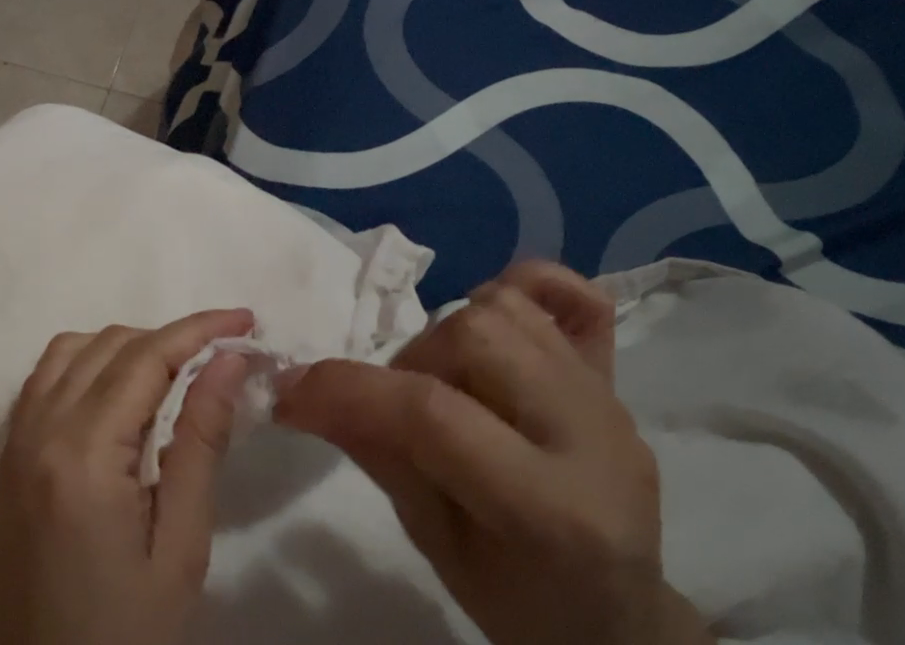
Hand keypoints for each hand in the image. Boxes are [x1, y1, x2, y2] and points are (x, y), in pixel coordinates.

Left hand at [0, 309, 254, 644]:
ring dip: (126, 347)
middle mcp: (38, 429)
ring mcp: (14, 440)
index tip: (246, 319)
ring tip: (175, 374)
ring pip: (70, 350)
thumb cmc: (124, 632)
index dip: (199, 329)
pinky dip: (87, 364)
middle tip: (222, 357)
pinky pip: (44, 379)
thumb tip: (228, 362)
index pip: (146, 358)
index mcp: (83, 453)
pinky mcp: (6, 457)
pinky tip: (120, 395)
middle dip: (169, 337)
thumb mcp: (179, 548)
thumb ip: (200, 444)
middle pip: (108, 344)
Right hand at [276, 262, 711, 644]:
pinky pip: (573, 293)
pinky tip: (492, 333)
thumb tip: (302, 389)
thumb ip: (379, 455)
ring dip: (449, 333)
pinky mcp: (615, 375)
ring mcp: (608, 396)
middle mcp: (589, 433)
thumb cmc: (518, 599)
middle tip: (392, 407)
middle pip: (474, 335)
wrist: (615, 615)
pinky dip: (520, 291)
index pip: (432, 415)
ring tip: (442, 382)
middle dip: (407, 361)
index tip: (289, 392)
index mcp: (550, 508)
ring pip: (506, 306)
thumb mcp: (435, 545)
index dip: (346, 391)